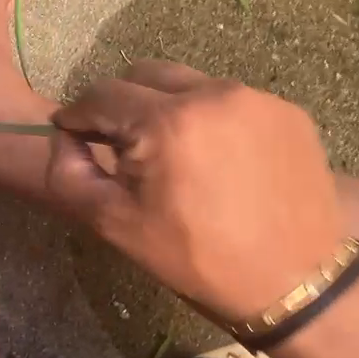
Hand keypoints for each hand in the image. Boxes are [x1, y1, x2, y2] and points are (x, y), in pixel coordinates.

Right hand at [45, 62, 347, 320]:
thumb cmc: (192, 256)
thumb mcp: (110, 222)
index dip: (76, 115)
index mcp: (166, 121)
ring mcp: (256, 99)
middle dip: (119, 104)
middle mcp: (213, 94)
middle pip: (142, 75)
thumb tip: (64, 137)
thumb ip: (68, 172)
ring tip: (169, 153)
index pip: (100, 94)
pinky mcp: (287, 111)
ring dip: (163, 108)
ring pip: (186, 83)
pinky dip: (206, 118)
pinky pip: (227, 100)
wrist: (294, 282)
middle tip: (119, 146)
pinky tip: (213, 160)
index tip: (72, 137)